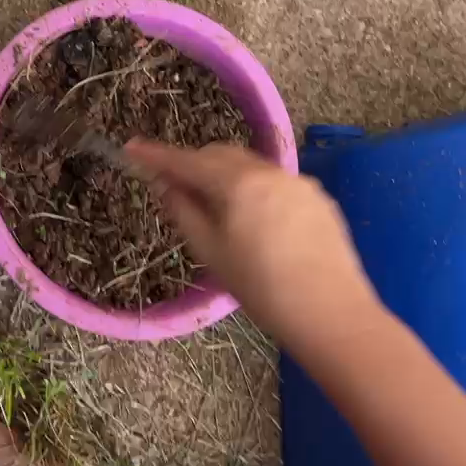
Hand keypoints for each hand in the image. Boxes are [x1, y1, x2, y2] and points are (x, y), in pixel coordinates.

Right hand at [124, 140, 380, 350]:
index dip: (155, 155)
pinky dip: (253, 188)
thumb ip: (183, 210)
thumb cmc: (262, 288)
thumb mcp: (210, 251)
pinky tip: (253, 220)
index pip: (186, 161)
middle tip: (172, 186)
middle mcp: (269, 172)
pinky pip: (274, 182)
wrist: (334, 318)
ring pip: (248, 165)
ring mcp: (298, 183)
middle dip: (192, 163)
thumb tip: (166, 185)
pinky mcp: (319, 199)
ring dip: (223, 175)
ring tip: (213, 206)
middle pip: (218, 154)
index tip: (131, 148)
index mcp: (237, 183)